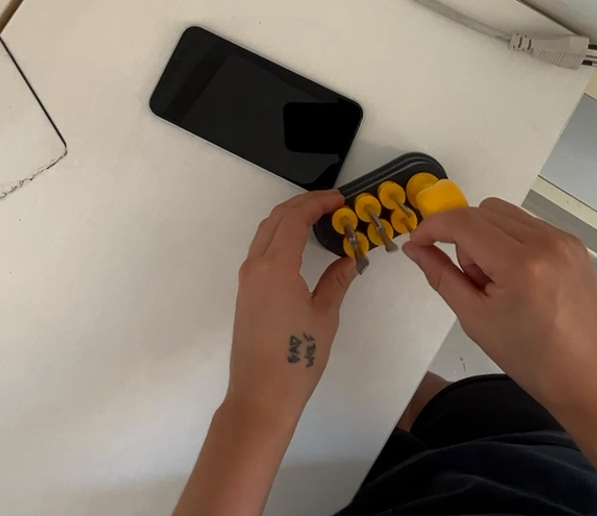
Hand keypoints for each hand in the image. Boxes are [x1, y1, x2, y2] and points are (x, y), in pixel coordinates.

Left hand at [224, 189, 357, 428]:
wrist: (261, 396)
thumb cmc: (297, 359)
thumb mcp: (325, 317)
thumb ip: (337, 281)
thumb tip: (350, 259)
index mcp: (276, 267)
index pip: (295, 218)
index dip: (318, 203)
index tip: (340, 200)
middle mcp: (256, 265)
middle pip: (277, 218)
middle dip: (304, 204)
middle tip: (332, 204)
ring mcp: (247, 277)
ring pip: (266, 231)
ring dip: (290, 217)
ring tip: (319, 218)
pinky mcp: (246, 290)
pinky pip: (261, 248)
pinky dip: (280, 235)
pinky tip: (299, 243)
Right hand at [404, 198, 596, 419]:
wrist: (592, 381)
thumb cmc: (531, 359)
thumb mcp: (475, 319)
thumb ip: (441, 275)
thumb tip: (413, 247)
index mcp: (520, 264)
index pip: (463, 222)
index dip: (432, 226)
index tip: (416, 242)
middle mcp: (545, 241)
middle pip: (481, 211)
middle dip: (463, 237)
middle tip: (472, 280)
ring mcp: (563, 239)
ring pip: (502, 213)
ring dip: (485, 235)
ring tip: (497, 280)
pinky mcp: (573, 243)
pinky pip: (525, 224)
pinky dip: (509, 239)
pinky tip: (518, 277)